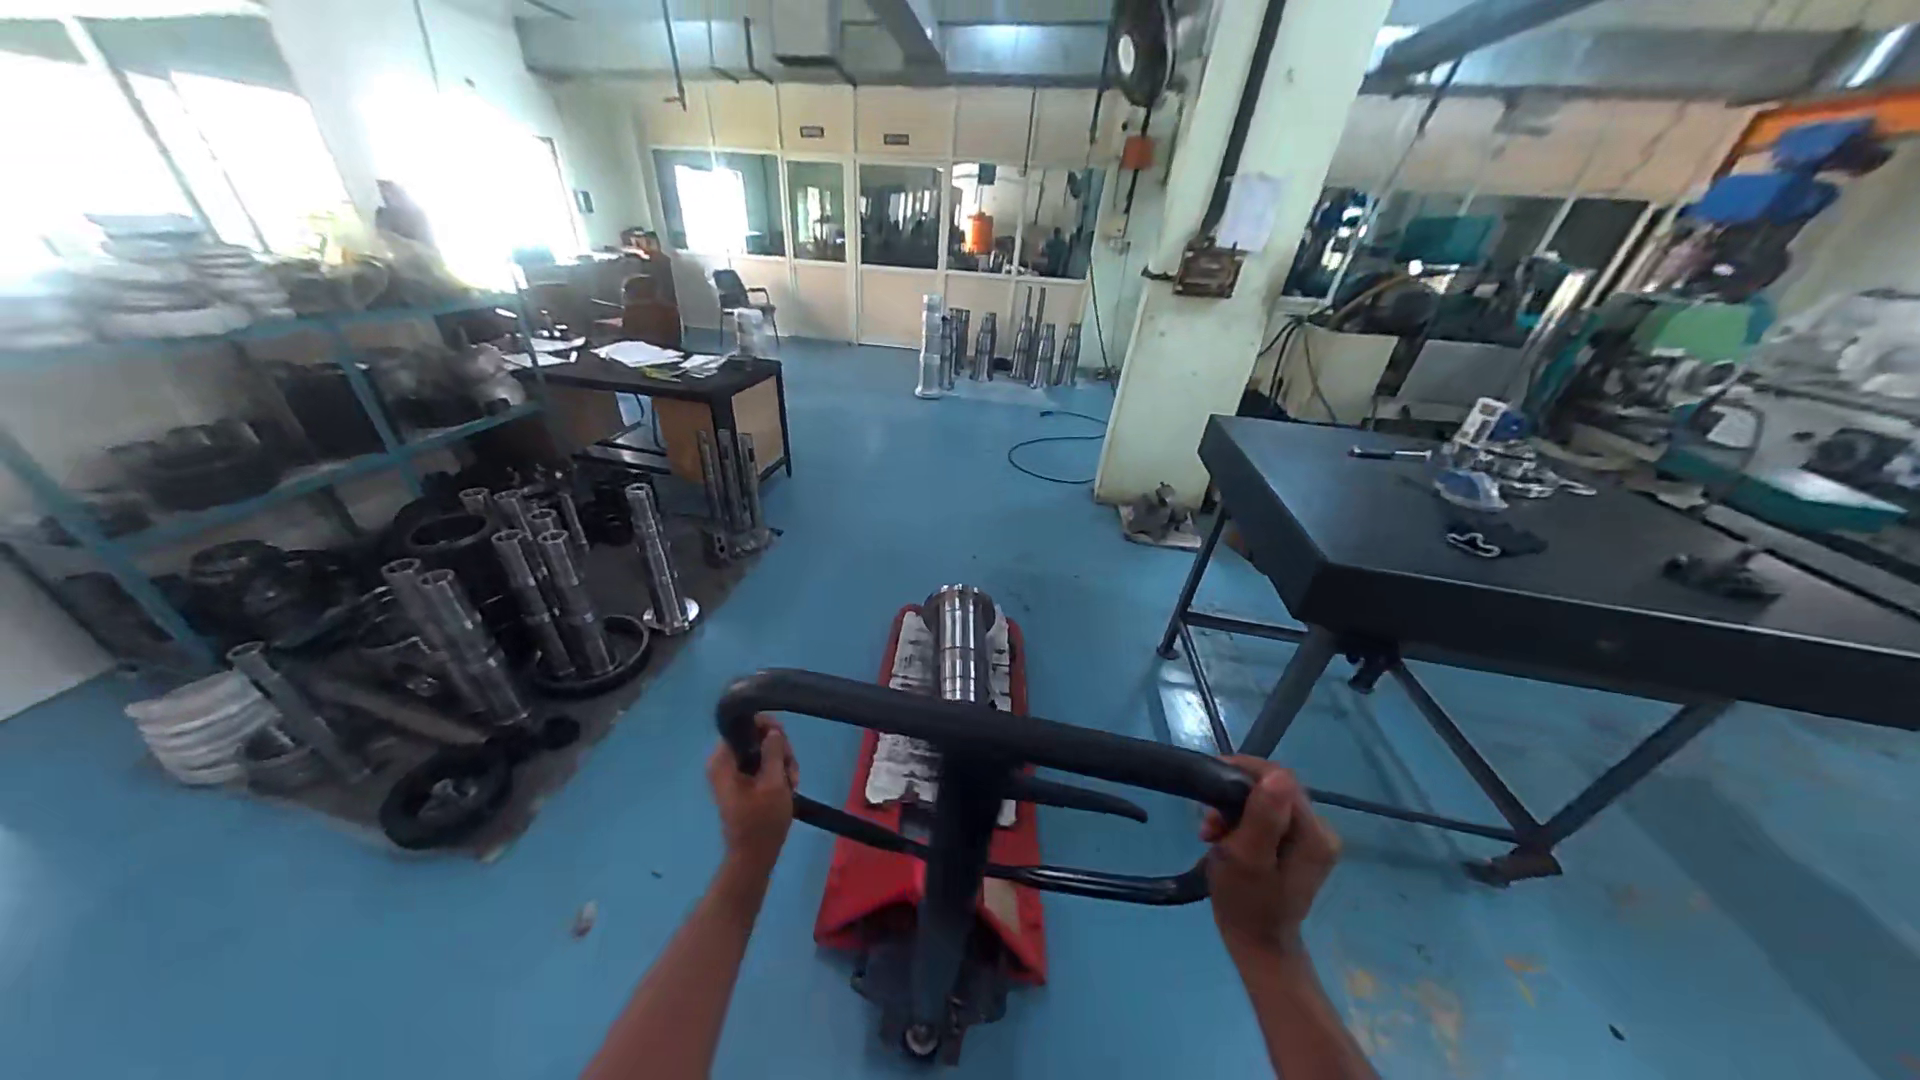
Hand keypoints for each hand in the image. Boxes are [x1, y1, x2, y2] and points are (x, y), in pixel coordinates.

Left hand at [707, 716, 797, 877]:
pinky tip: (789, 787)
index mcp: (723, 760)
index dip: (766, 726)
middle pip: (755, 737)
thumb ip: (774, 751)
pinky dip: (777, 773)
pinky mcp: (741, 783)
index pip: (743, 725)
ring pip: (762, 751)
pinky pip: (761, 765)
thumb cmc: (762, 821)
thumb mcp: (774, 782)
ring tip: (793, 782)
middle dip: (779, 750)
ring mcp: (731, 773)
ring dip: (782, 763)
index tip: (784, 739)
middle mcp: (722, 762)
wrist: (754, 856)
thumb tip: (772, 730)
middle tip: (792, 768)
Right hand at [1201, 758, 1340, 957]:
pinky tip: (1225, 837)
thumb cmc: (1247, 902)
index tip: (1210, 780)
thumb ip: (1263, 817)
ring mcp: (1310, 839)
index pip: (1280, 778)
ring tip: (1211, 832)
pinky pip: (1267, 815)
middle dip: (1234, 794)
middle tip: (1207, 821)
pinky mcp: (1296, 845)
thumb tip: (1276, 776)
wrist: (1256, 943)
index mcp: (1314, 833)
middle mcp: (1320, 831)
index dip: (1243, 771)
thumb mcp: (1248, 858)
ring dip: (1234, 809)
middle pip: (1274, 788)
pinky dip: (1241, 820)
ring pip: (1267, 800)